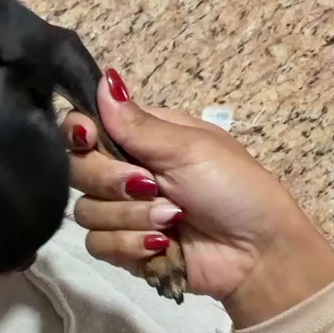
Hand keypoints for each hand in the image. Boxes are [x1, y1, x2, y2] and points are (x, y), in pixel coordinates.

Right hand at [65, 70, 333, 325]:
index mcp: (142, 138)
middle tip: (151, 186)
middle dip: (111, 181)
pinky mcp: (124, 250)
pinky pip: (97, 245)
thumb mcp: (189, 147)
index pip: (84, 127)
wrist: (256, 254)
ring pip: (86, 212)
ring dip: (131, 217)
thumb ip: (137, 123)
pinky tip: (161, 246)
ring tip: (173, 219)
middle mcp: (125, 172)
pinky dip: (129, 245)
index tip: (89, 138)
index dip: (78, 133)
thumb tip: (104, 78)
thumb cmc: (234, 189)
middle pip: (78, 171)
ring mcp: (123, 213)